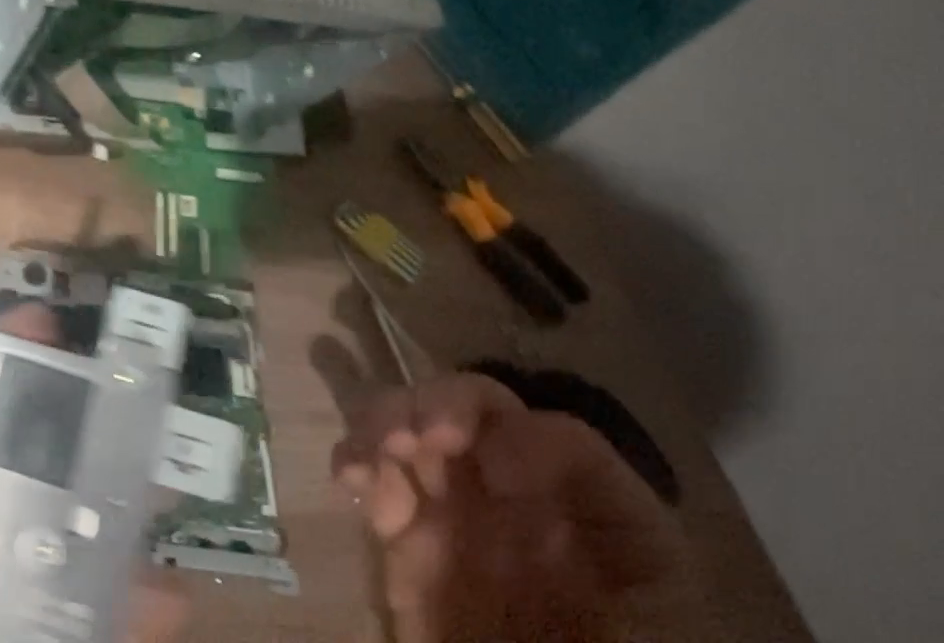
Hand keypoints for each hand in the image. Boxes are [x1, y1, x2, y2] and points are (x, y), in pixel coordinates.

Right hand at [332, 374, 699, 641]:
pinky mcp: (402, 536)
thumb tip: (505, 460)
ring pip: (413, 422)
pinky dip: (354, 459)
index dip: (524, 437)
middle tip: (415, 437)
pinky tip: (352, 479)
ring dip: (387, 418)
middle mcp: (519, 492)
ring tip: (378, 451)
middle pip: (473, 408)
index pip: (553, 433)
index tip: (499, 475)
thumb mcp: (652, 601)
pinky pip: (372, 474)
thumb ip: (609, 518)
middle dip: (438, 403)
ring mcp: (456, 509)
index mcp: (591, 505)